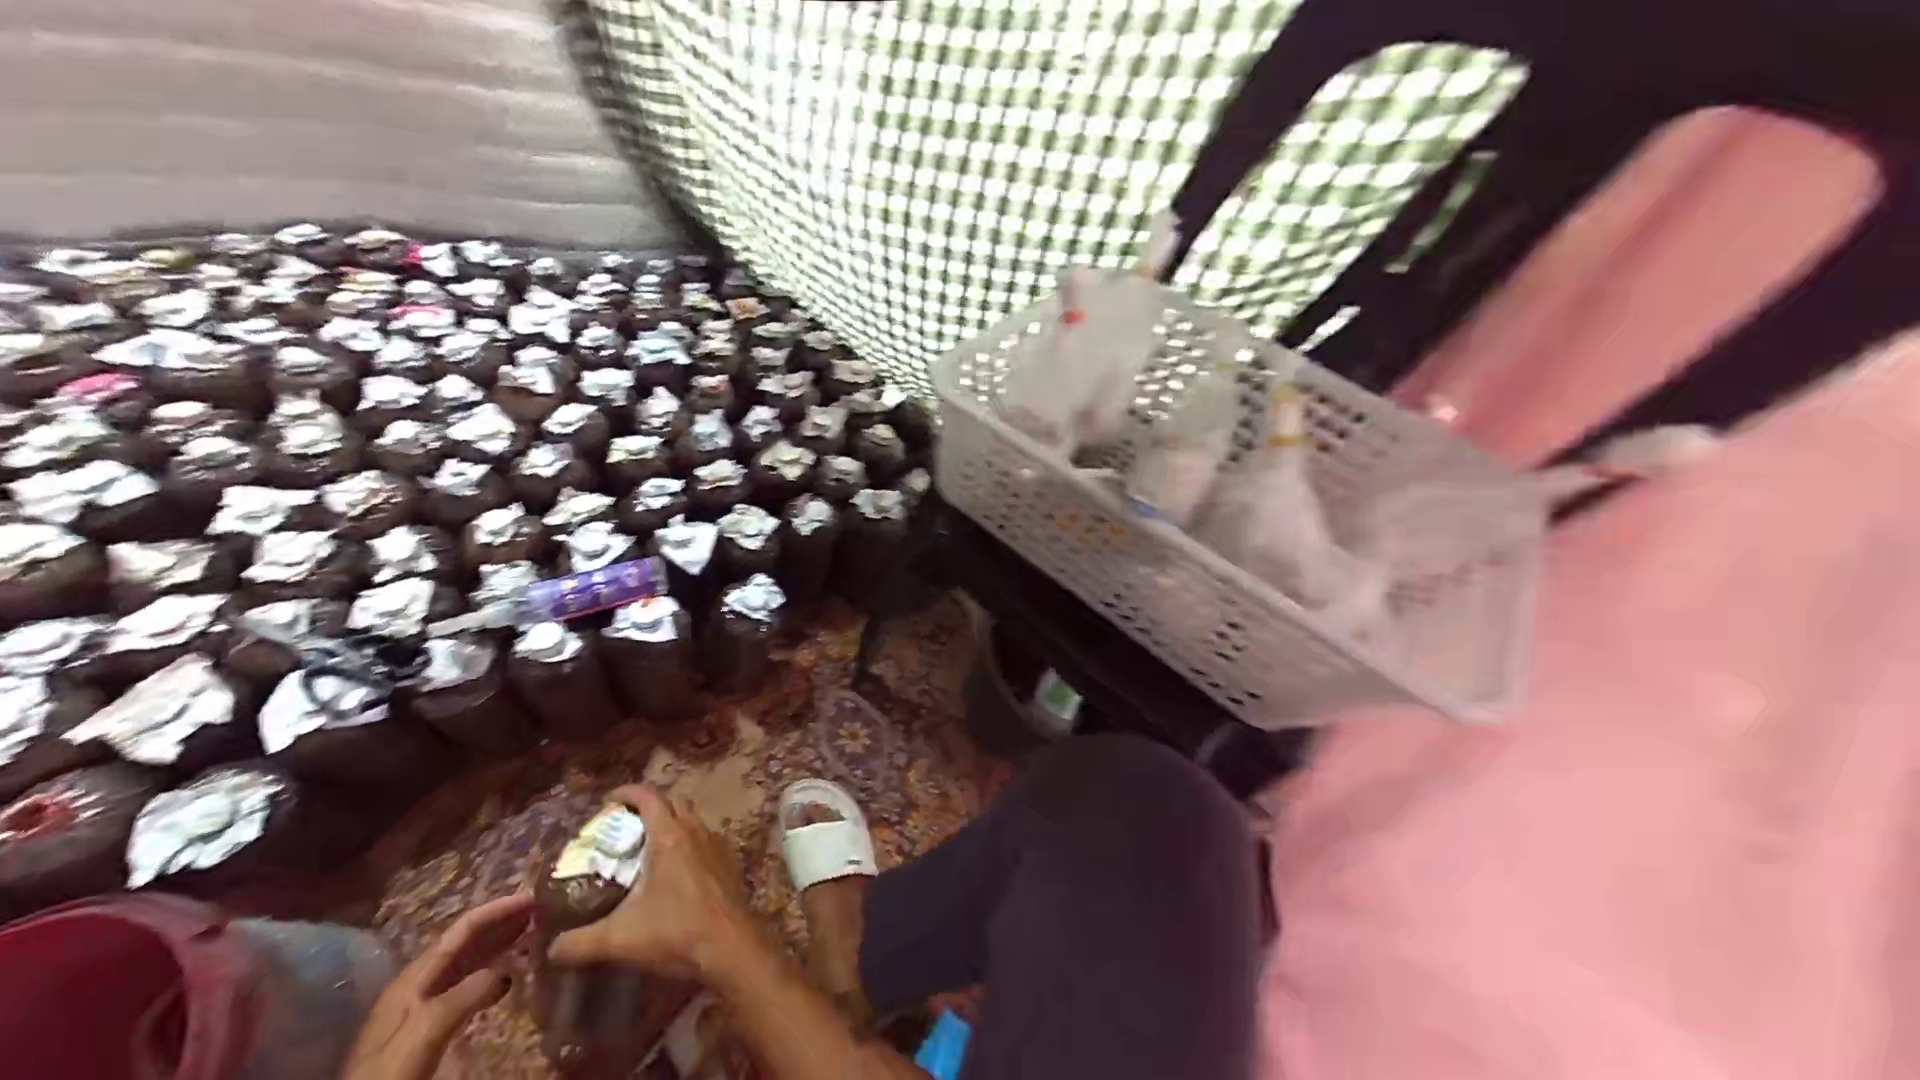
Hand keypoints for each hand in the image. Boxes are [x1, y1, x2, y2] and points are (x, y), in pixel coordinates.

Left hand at [340, 893, 535, 1079]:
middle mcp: (420, 984)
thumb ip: (462, 997)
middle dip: (504, 922)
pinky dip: (495, 972)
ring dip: (502, 944)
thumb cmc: (389, 1077)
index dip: (499, 909)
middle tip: (544, 910)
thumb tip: (505, 969)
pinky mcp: (431, 1026)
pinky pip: (470, 985)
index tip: (534, 897)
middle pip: (467, 941)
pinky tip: (513, 975)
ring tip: (537, 933)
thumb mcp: (424, 1035)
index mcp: (415, 978)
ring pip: (470, 961)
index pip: (462, 929)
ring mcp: (424, 1005)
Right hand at [547, 785, 756, 983]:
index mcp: (670, 836)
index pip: (649, 797)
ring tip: (650, 847)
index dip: (628, 793)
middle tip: (627, 825)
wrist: (730, 946)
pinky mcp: (730, 862)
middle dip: (650, 805)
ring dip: (672, 823)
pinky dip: (689, 843)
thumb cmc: (675, 931)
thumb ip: (579, 943)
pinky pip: (707, 840)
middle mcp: (696, 831)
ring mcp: (717, 844)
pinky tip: (677, 870)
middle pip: (674, 802)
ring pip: (693, 819)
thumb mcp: (618, 939)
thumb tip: (552, 949)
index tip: (609, 800)